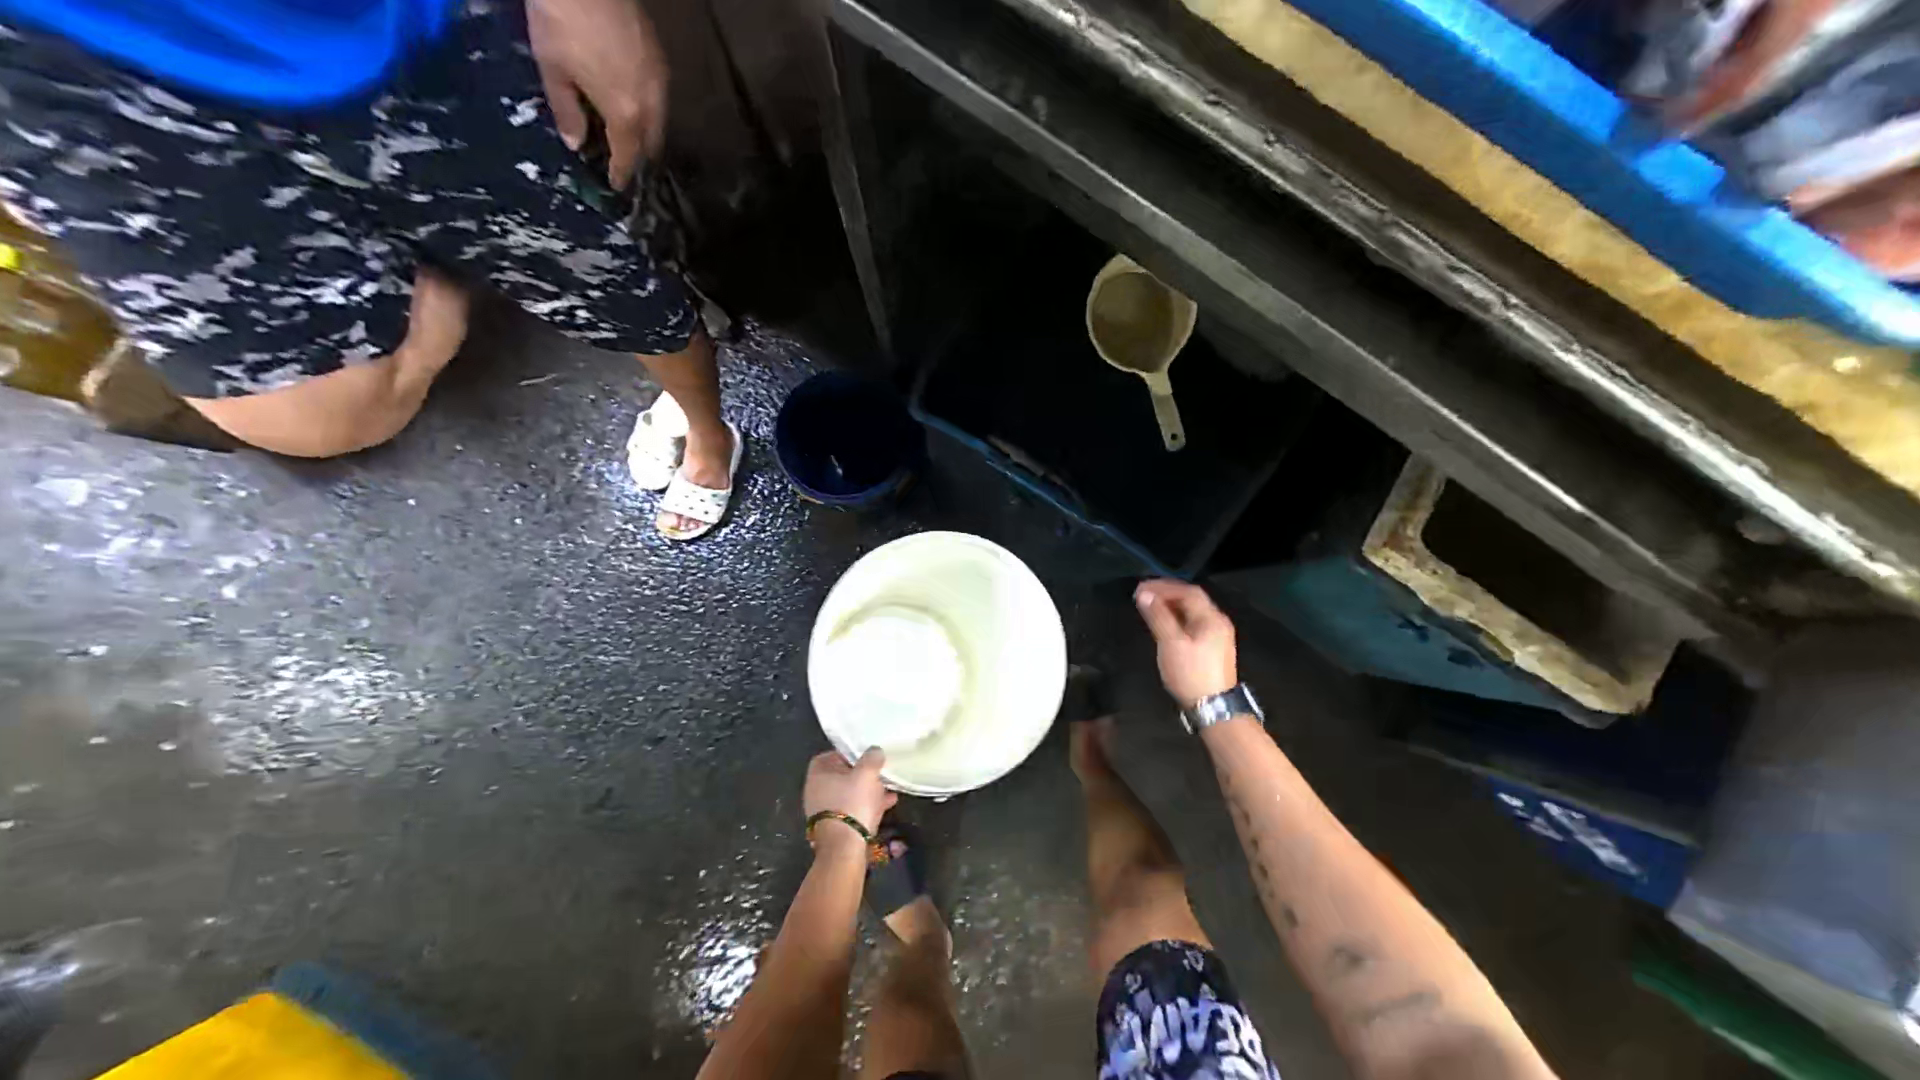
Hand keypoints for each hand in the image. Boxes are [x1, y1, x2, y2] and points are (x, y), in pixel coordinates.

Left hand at [527, 0, 668, 189]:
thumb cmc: (561, 21)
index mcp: (626, 115)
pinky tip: (632, 101)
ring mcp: (660, 80)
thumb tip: (576, 144)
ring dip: (646, 132)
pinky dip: (648, 108)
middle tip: (625, 161)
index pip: (629, 156)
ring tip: (629, 133)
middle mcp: (652, 105)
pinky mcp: (660, 58)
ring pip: (659, 121)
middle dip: (639, 156)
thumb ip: (567, 112)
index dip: (622, 173)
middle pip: (652, 143)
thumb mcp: (552, 69)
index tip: (617, 185)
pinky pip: (659, 97)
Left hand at [803, 748, 896, 841]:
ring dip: (869, 790)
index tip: (867, 755)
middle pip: (843, 775)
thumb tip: (875, 750)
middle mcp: (816, 790)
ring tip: (889, 788)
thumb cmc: (852, 802)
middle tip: (880, 772)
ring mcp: (825, 810)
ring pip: (850, 793)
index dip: (850, 753)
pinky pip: (853, 808)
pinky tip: (888, 802)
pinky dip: (868, 804)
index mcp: (818, 773)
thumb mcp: (867, 773)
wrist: (844, 846)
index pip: (832, 754)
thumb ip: (872, 757)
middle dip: (864, 774)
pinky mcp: (836, 826)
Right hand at [1134, 579, 1237, 706]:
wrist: (1212, 708)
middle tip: (1144, 595)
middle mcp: (1217, 623)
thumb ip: (1158, 616)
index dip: (1164, 586)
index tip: (1142, 588)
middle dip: (1167, 594)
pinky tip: (1164, 625)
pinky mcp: (1211, 649)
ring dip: (1171, 606)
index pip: (1188, 592)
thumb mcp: (1171, 643)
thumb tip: (1144, 595)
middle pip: (1191, 600)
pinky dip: (1176, 619)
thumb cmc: (1191, 673)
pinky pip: (1192, 624)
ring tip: (1150, 607)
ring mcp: (1216, 637)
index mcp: (1211, 618)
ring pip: (1192, 613)